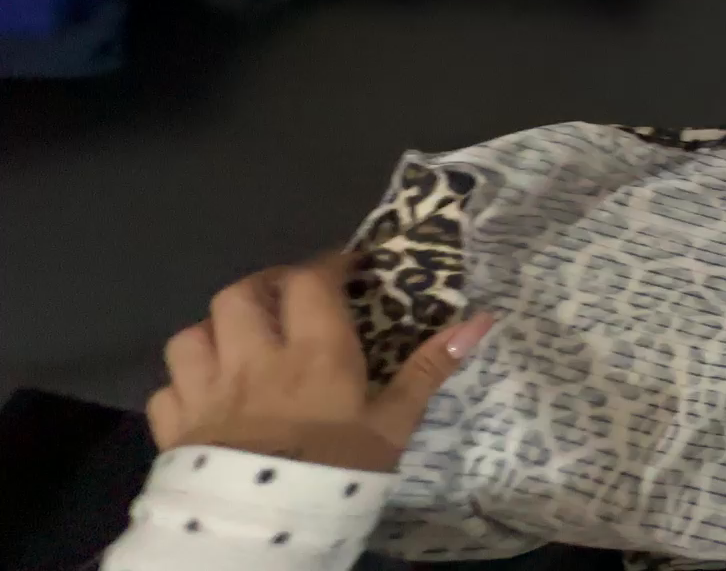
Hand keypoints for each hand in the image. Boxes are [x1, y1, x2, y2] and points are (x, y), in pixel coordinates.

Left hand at [146, 253, 493, 471]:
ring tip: (247, 334)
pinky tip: (211, 387)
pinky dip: (188, 377)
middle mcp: (255, 360)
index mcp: (315, 351)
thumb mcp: (396, 420)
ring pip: (193, 333)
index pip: (309, 282)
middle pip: (241, 295)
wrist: (255, 536)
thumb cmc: (336, 468)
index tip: (351, 266)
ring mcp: (207, 394)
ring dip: (219, 325)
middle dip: (268, 283)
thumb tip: (483, 319)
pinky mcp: (173, 430)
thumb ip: (432, 366)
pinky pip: (168, 386)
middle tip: (295, 292)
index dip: (329, 264)